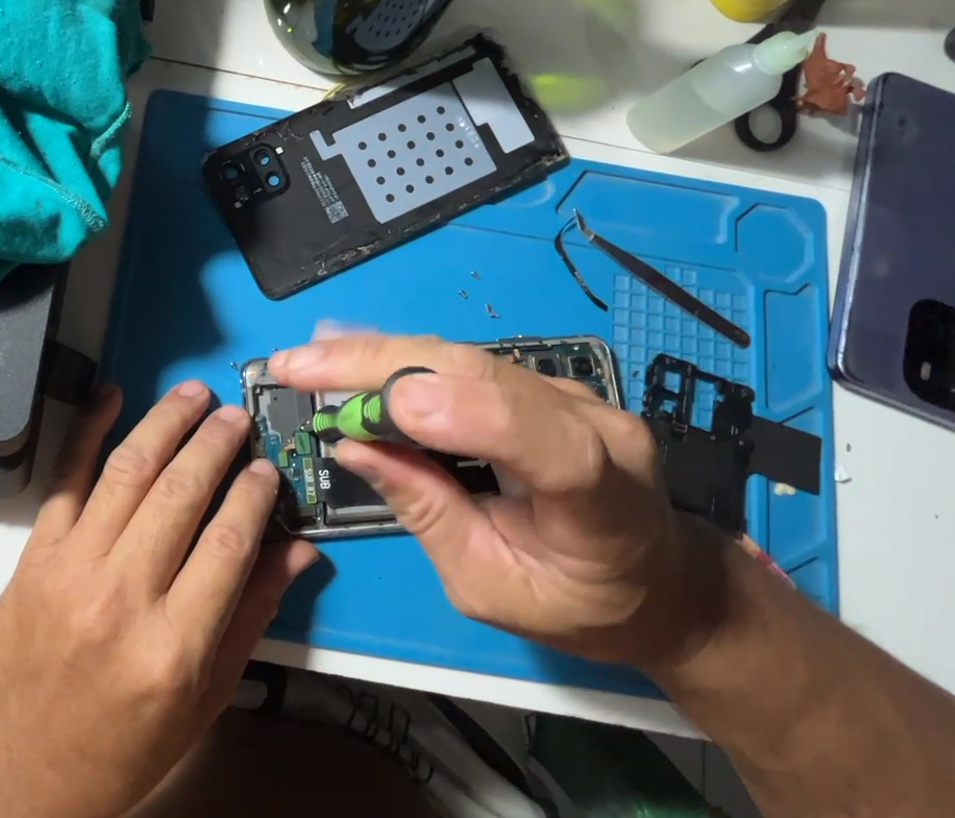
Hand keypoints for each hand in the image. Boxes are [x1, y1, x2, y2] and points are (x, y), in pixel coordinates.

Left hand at [0, 382, 320, 817]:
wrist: (29, 763)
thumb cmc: (130, 741)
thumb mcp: (207, 695)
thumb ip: (252, 614)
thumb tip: (300, 548)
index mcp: (173, 646)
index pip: (228, 545)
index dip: (253, 496)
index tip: (268, 468)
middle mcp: (121, 599)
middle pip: (179, 497)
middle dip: (215, 445)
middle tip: (236, 416)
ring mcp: (70, 570)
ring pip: (127, 474)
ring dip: (164, 424)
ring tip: (193, 394)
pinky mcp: (35, 555)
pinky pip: (64, 479)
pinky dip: (87, 430)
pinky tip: (111, 395)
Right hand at [269, 334, 722, 667]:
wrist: (657, 577)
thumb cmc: (579, 602)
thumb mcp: (494, 587)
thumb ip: (430, 515)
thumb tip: (355, 446)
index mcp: (602, 496)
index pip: (544, 440)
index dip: (469, 413)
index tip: (388, 409)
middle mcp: (593, 423)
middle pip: (485, 375)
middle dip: (382, 366)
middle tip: (297, 367)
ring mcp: (568, 393)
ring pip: (464, 356)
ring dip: (378, 354)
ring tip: (306, 359)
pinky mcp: (539, 384)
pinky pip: (463, 362)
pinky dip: (399, 357)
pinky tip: (346, 351)